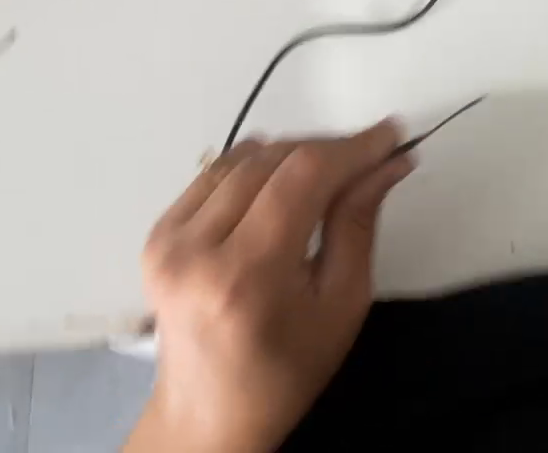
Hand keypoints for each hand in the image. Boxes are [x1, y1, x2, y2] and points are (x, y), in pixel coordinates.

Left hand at [125, 120, 414, 452]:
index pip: (304, 176)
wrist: (206, 414)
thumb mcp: (341, 304)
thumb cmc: (285, 370)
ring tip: (329, 170)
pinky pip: (216, 172)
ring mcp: (168, 238)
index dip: (351, 147)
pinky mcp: (157, 232)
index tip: (390, 134)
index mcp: (246, 276)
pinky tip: (280, 180)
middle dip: (328, 149)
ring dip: (293, 153)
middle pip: (274, 159)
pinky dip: (255, 165)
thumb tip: (388, 162)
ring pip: (244, 157)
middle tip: (367, 156)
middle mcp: (197, 248)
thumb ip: (359, 223)